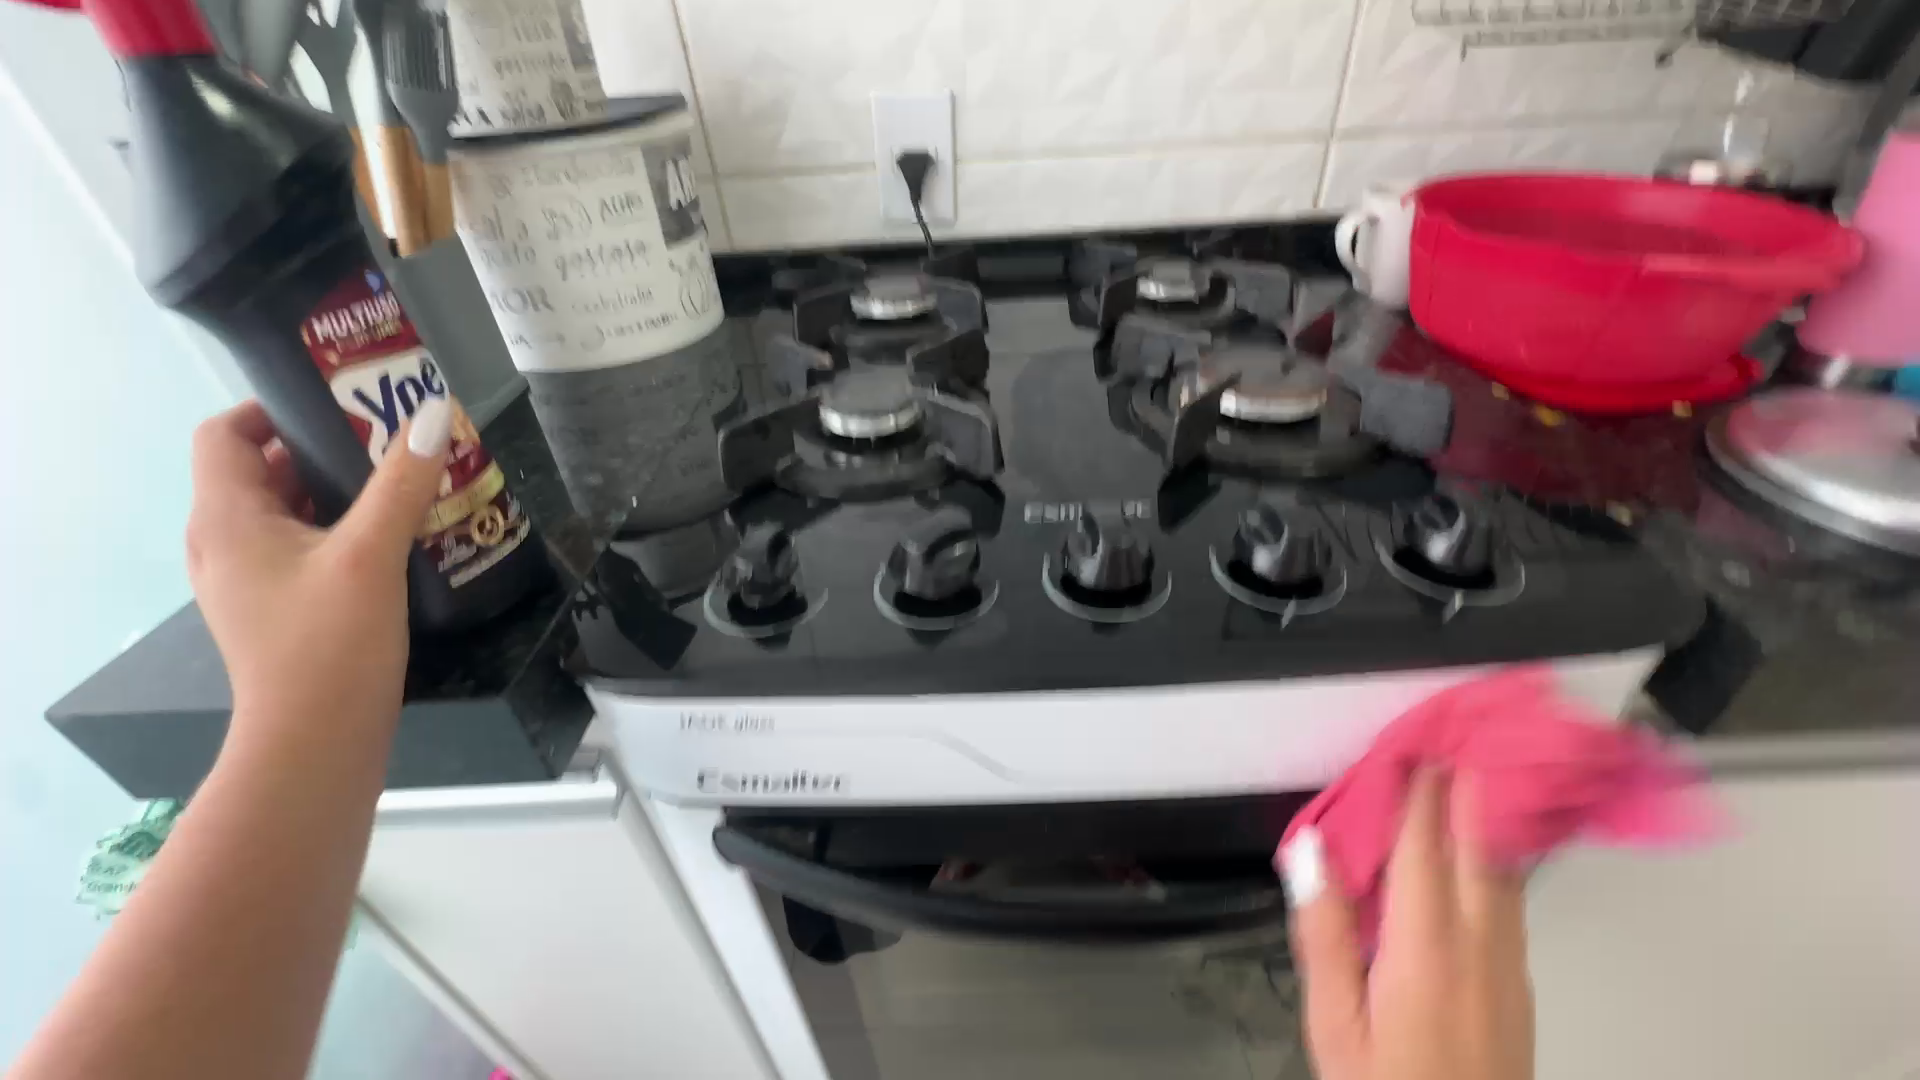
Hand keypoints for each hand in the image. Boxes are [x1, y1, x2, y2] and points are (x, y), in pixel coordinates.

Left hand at [185, 398, 451, 741]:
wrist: (317, 737)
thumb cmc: (331, 642)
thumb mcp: (371, 554)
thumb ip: (402, 483)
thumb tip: (431, 414)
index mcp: (228, 519)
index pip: (223, 434)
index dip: (271, 409)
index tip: (339, 404)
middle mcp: (225, 542)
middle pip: (260, 470)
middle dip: (322, 447)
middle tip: (389, 439)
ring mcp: (250, 578)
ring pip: (288, 510)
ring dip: (337, 489)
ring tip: (402, 482)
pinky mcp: (279, 605)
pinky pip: (302, 545)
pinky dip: (340, 527)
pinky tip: (393, 537)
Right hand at [1285, 769, 1533, 1079]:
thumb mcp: (1333, 1022)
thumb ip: (1323, 933)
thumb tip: (1310, 855)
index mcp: (1426, 951)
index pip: (1422, 850)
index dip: (1420, 796)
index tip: (1416, 751)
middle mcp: (1479, 951)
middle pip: (1478, 851)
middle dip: (1468, 792)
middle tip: (1457, 744)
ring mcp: (1509, 971)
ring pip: (1505, 876)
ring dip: (1486, 820)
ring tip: (1471, 780)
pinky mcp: (1519, 989)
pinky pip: (1509, 903)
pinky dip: (1495, 860)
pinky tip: (1482, 852)